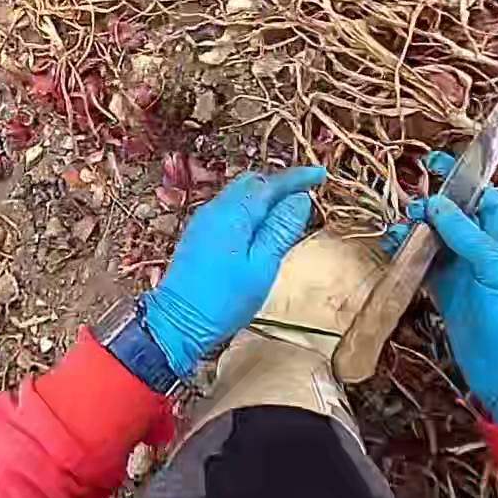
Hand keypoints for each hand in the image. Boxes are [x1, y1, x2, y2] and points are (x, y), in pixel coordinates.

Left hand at [141, 166, 328, 374]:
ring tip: (289, 210)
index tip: (321, 175)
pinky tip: (263, 225)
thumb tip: (300, 199)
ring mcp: (205, 218)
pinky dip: (252, 207)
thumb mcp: (263, 266)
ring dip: (266, 195)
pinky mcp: (200, 231)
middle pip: (253, 182)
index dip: (297, 177)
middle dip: (281, 183)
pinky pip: (231, 206)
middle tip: (307, 192)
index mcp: (234, 213)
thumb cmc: (224, 299)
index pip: (270, 184)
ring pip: (241, 193)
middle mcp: (217, 208)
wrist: (177, 322)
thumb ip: (281, 229)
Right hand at [407, 152, 497, 426]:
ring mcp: (469, 276)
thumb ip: (468, 235)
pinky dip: (410, 258)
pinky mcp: (450, 298)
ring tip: (398, 230)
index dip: (462, 183)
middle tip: (412, 211)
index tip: (436, 164)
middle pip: (458, 219)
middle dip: (433, 208)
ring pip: (439, 242)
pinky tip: (394, 248)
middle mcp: (491, 254)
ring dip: (418, 232)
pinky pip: (427, 269)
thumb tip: (437, 203)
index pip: (487, 200)